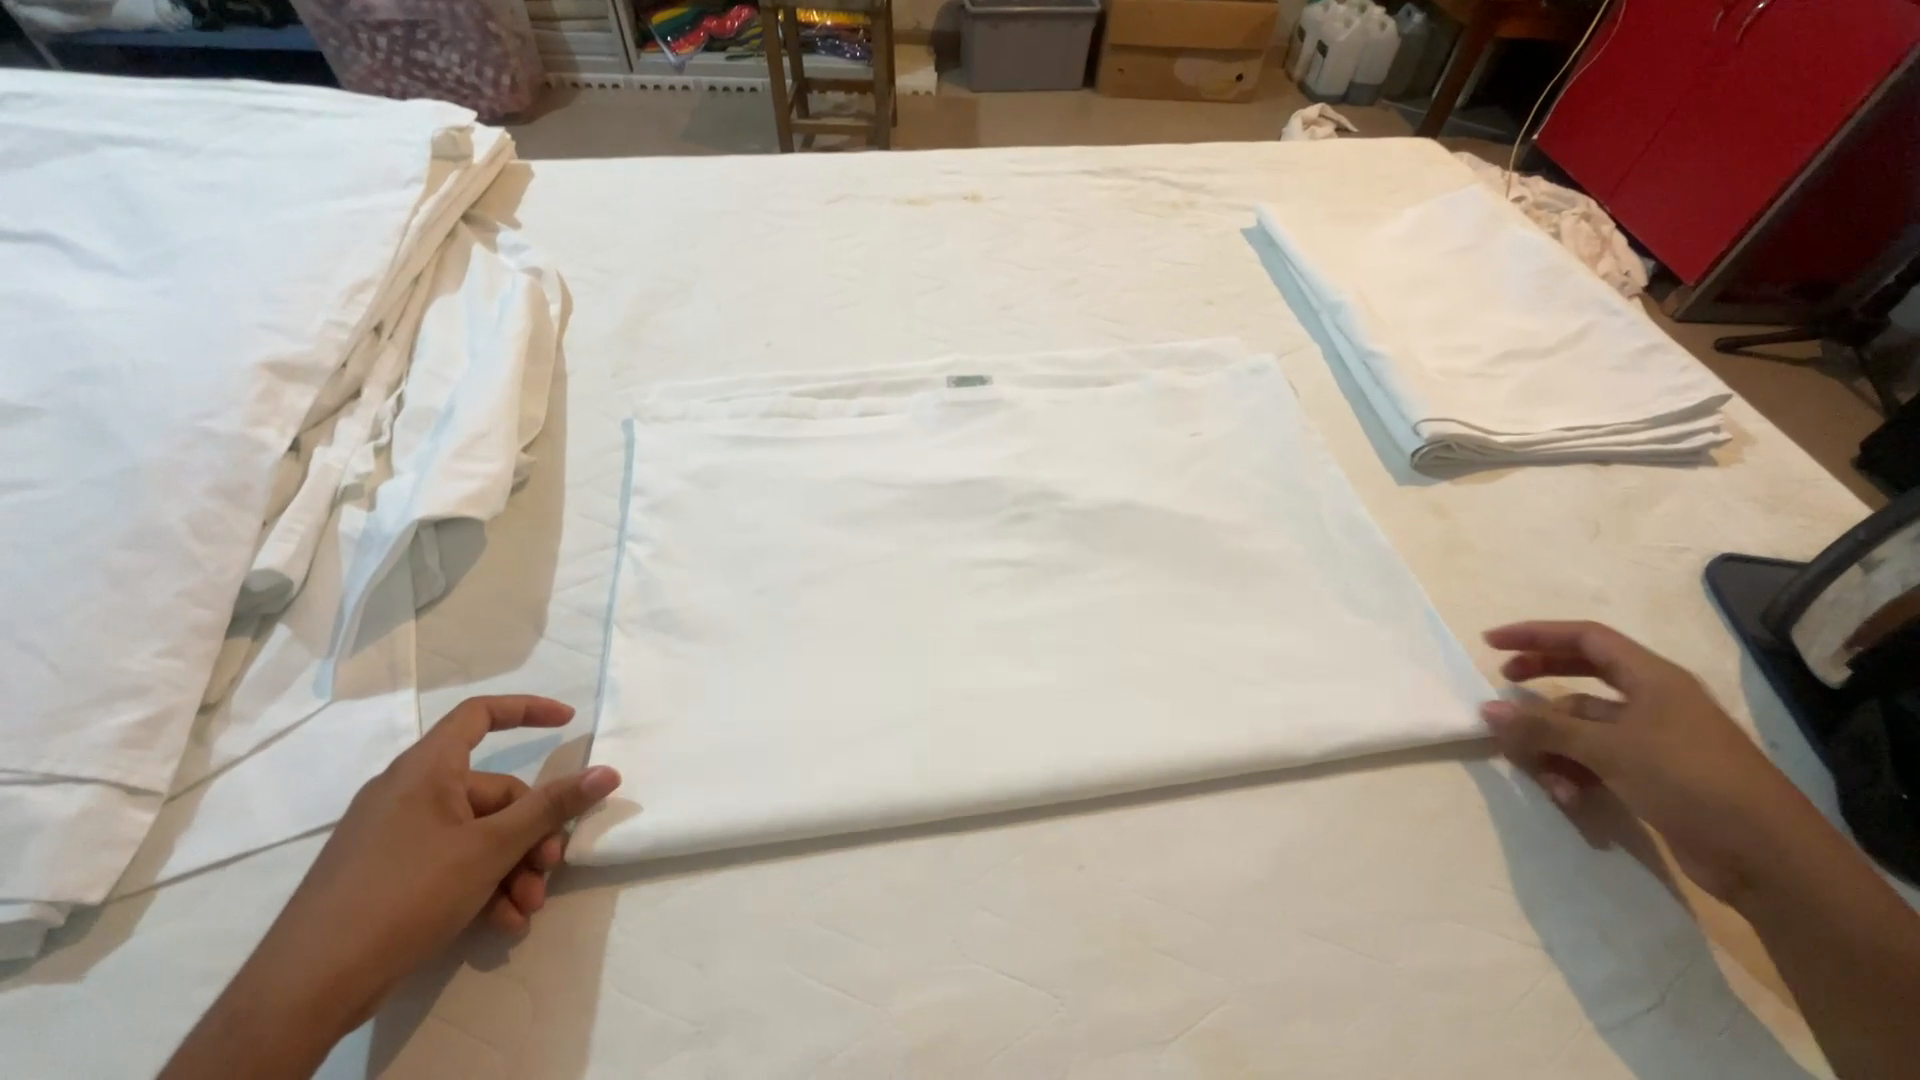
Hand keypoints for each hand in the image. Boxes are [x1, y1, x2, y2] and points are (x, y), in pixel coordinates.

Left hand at [168, 695, 620, 1072]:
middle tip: (549, 871)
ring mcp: (395, 836)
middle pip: (492, 794)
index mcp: (426, 770)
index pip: (479, 715)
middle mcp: (408, 794)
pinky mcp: (387, 875)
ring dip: (511, 869)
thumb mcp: (491, 849)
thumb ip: (551, 808)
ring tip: (524, 911)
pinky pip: (450, 864)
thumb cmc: (405, 894)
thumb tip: (607, 772)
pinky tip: (499, 924)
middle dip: (530, 835)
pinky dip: (481, 887)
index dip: (527, 710)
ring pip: (476, 836)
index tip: (569, 722)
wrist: (308, 984)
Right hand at [1479, 620, 1816, 905]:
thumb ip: (1544, 728)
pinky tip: (1566, 796)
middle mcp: (1654, 702)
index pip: (1586, 638)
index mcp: (1653, 679)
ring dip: (1553, 746)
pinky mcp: (1654, 776)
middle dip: (1540, 682)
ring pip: (1584, 726)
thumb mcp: (1608, 750)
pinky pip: (1597, 760)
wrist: (1766, 855)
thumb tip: (1487, 710)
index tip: (1491, 643)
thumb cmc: (1689, 781)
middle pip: (1583, 676)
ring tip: (1537, 774)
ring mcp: (1655, 740)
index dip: (1536, 635)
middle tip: (1502, 686)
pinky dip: (1574, 772)